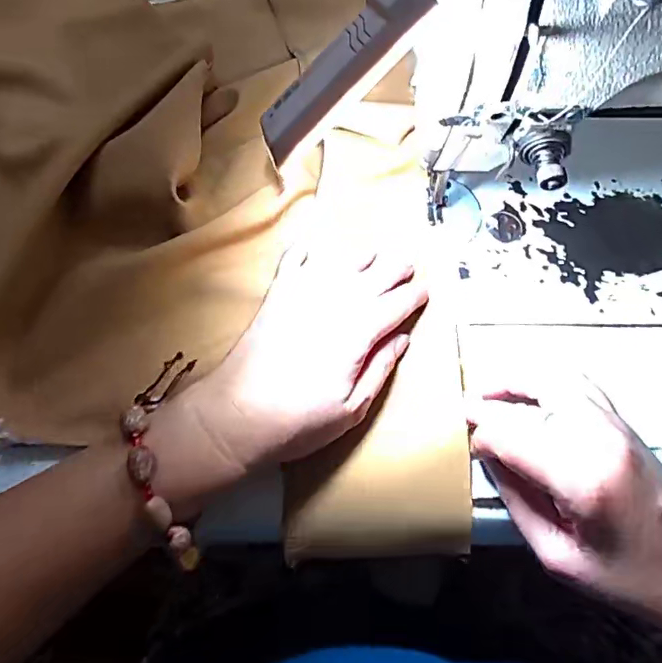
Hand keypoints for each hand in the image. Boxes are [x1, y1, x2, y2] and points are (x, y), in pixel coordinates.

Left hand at [148, 240, 427, 507]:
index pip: (396, 305)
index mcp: (358, 332)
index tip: (425, 290)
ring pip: (341, 262)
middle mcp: (334, 303)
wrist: (236, 414)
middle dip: (395, 268)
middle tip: (407, 264)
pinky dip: (306, 247)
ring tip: (374, 253)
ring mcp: (303, 294)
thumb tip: (403, 339)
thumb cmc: (298, 421)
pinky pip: (294, 259)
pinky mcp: (276, 294)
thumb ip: (380, 368)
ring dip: (361, 256)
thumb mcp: (351, 408)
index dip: (414, 296)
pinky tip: (313, 242)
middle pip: (374, 275)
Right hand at [467, 378, 661, 648]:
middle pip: (530, 395)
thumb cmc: (628, 577)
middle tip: (465, 409)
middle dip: (490, 400)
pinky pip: (575, 381)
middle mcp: (599, 437)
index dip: (481, 436)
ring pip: (553, 377)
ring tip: (489, 394)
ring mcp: (615, 422)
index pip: (511, 434)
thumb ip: (518, 500)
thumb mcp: (557, 555)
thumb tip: (489, 458)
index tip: (466, 446)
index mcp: (583, 477)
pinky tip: (528, 394)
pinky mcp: (622, 420)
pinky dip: (545, 379)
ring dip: (516, 381)